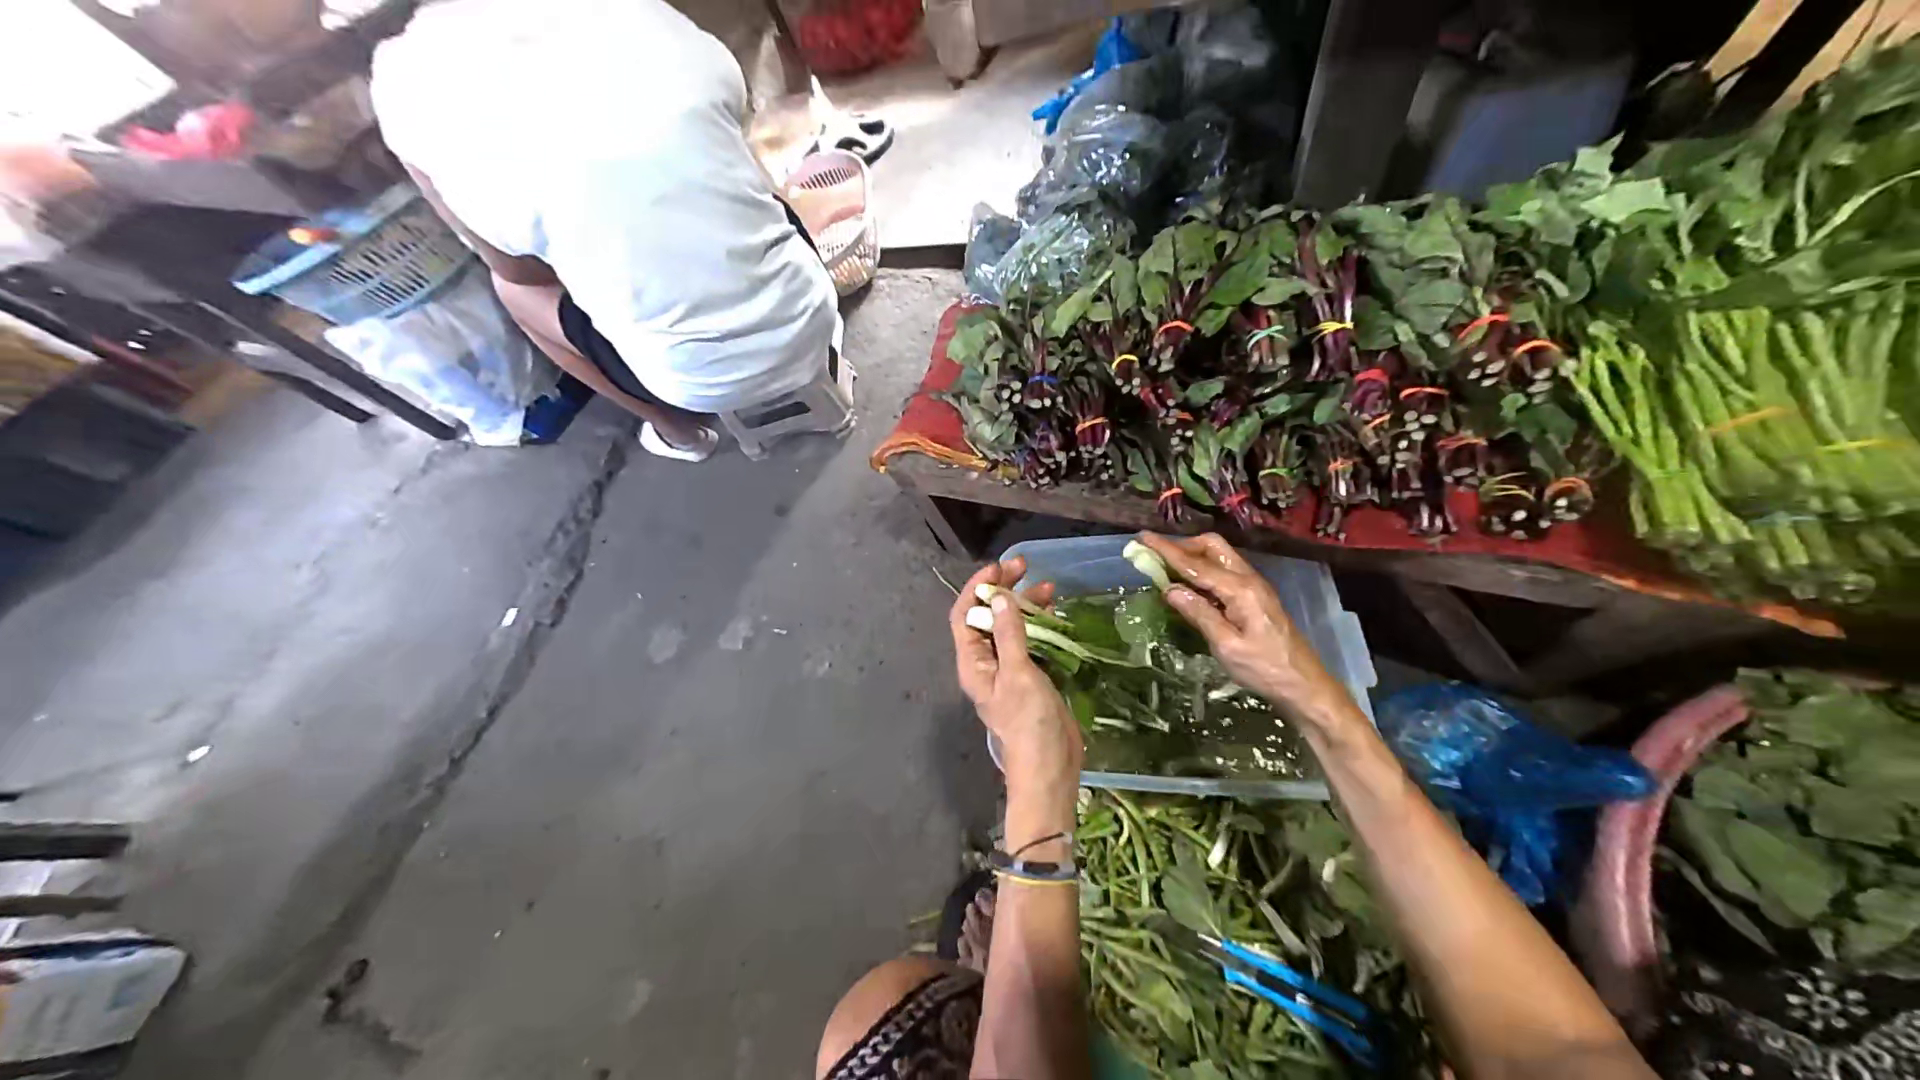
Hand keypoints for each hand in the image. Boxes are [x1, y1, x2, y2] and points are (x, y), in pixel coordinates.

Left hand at [948, 556, 1082, 804]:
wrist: (1050, 768)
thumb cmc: (1028, 723)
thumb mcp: (1018, 674)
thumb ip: (1009, 634)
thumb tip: (998, 597)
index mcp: (973, 663)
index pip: (964, 616)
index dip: (976, 588)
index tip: (999, 568)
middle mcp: (986, 664)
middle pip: (987, 617)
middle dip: (1003, 591)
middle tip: (1026, 567)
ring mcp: (1009, 670)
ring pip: (1011, 628)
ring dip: (1025, 606)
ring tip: (1048, 588)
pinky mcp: (1031, 677)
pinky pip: (1030, 643)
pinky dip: (1040, 626)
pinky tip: (1055, 615)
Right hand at [1136, 532, 1361, 735]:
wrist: (1304, 685)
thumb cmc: (1265, 669)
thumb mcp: (1227, 646)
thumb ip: (1199, 614)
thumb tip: (1170, 589)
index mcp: (1241, 590)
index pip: (1196, 564)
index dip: (1166, 550)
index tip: (1142, 538)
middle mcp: (1249, 579)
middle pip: (1211, 547)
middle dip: (1182, 546)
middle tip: (1155, 558)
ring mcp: (1254, 586)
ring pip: (1218, 557)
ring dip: (1192, 557)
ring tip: (1166, 570)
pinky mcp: (1254, 596)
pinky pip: (1224, 572)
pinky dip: (1202, 571)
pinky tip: (1190, 587)